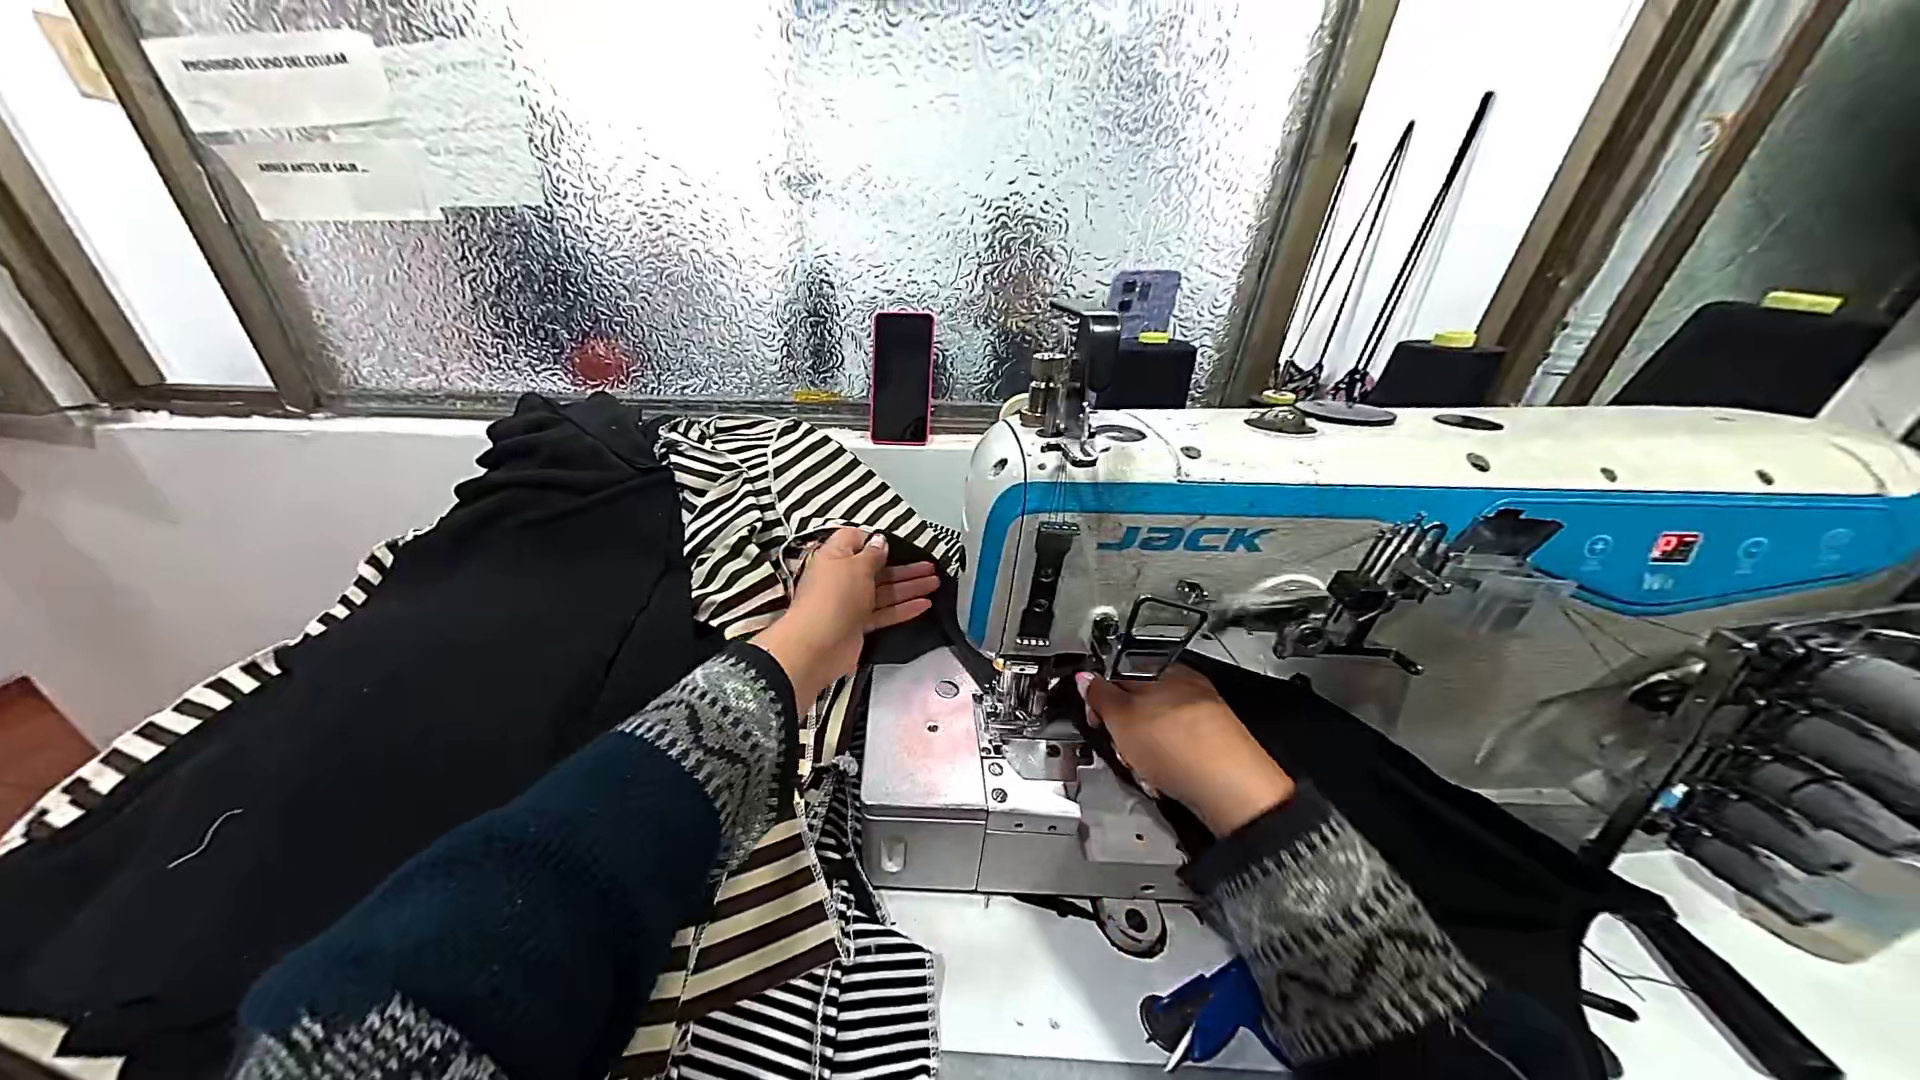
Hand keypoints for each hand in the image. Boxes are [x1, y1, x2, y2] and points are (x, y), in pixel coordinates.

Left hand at [754, 528, 939, 705]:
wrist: (816, 646)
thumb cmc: (830, 600)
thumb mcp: (856, 567)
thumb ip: (872, 553)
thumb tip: (880, 541)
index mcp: (834, 557)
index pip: (855, 540)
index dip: (876, 540)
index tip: (898, 543)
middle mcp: (841, 578)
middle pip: (877, 568)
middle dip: (904, 566)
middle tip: (928, 566)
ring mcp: (850, 602)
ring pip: (885, 591)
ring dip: (910, 587)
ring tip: (934, 583)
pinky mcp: (858, 624)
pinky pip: (885, 612)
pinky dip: (904, 608)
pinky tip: (923, 604)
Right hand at [1077, 663, 1294, 836]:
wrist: (1231, 792)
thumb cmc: (1182, 747)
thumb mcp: (1122, 718)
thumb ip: (1100, 695)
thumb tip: (1085, 679)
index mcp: (1165, 670)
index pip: (1120, 672)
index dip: (1101, 695)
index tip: (1095, 715)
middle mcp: (1186, 689)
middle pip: (1136, 704)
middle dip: (1122, 729)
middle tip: (1120, 743)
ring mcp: (1201, 719)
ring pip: (1152, 730)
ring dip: (1140, 751)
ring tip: (1143, 767)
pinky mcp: (1210, 747)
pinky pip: (1172, 750)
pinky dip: (1162, 765)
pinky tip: (1161, 779)